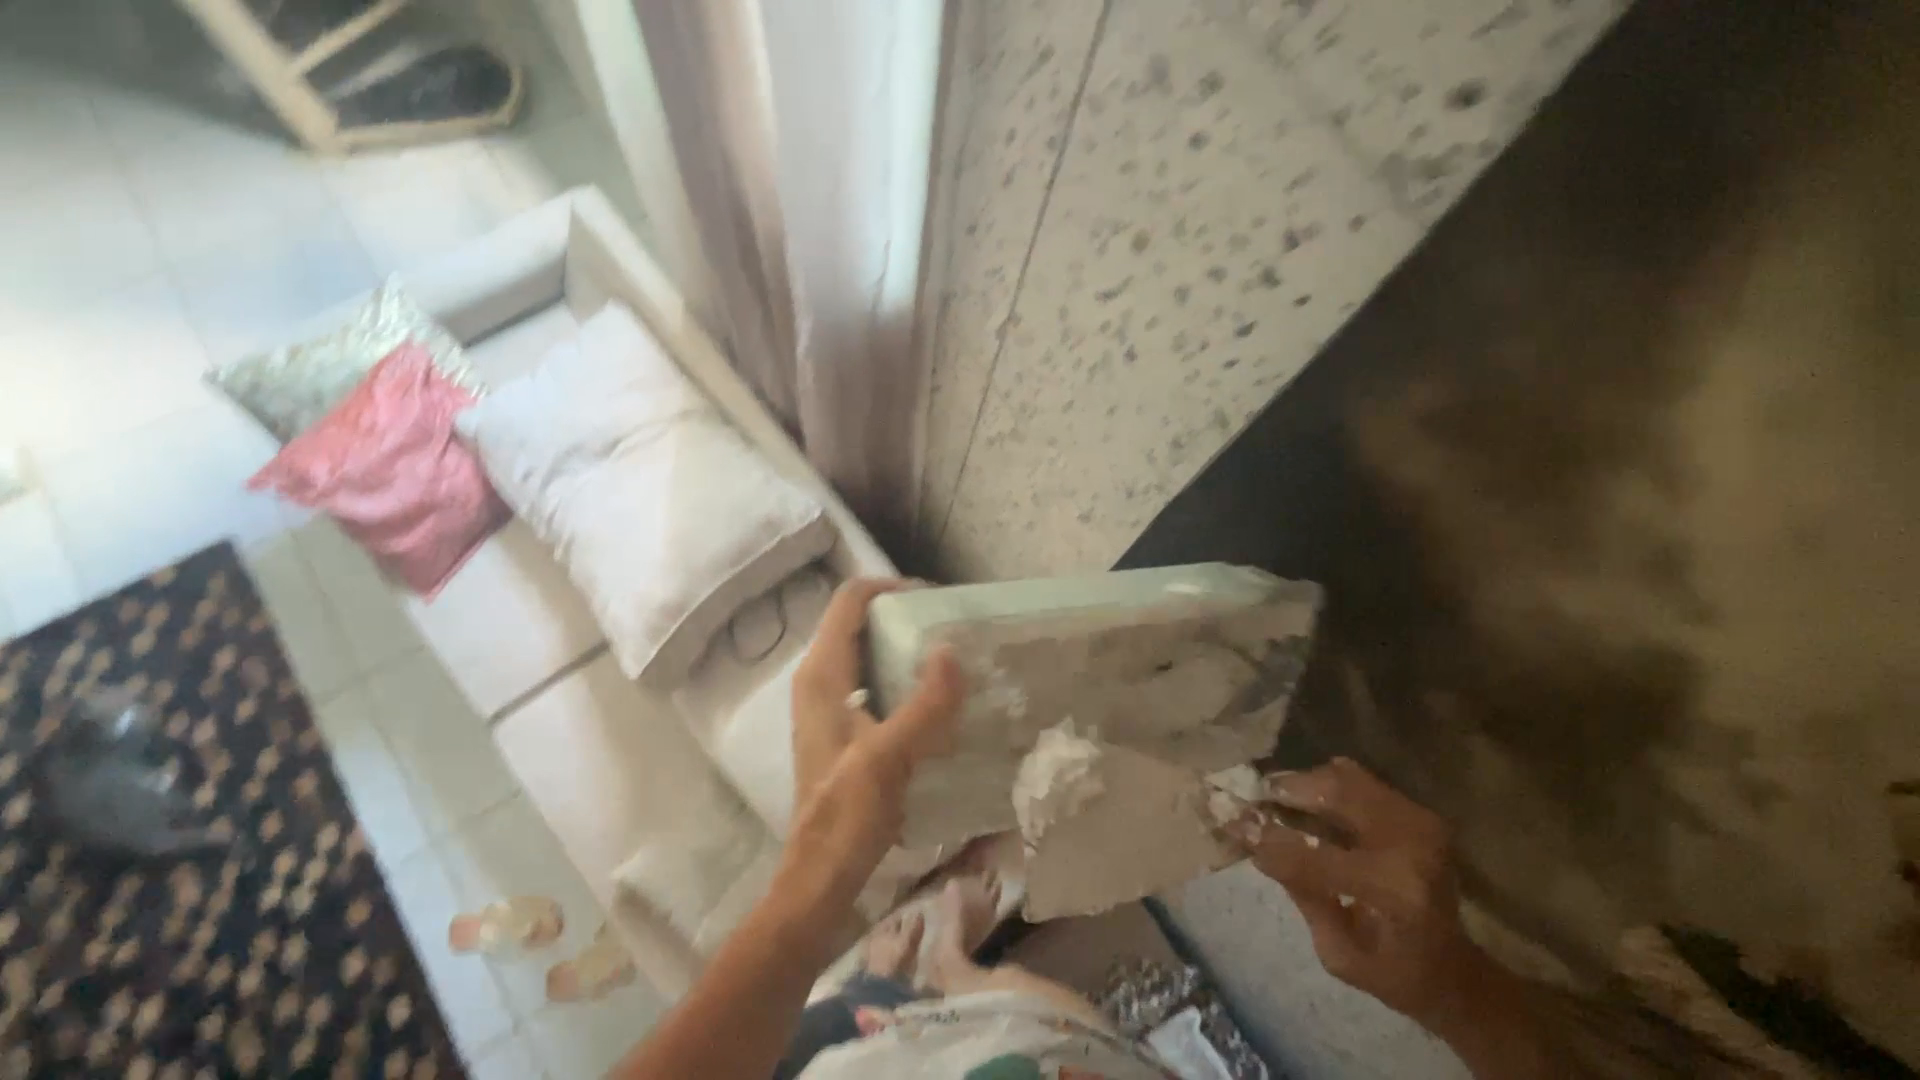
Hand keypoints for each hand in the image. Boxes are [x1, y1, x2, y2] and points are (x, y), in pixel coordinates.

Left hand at [781, 578, 964, 908]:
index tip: (935, 601)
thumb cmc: (848, 814)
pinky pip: (870, 681)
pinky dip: (899, 676)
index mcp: (822, 675)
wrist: (821, 872)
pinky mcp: (840, 727)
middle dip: (902, 616)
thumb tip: (951, 649)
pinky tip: (931, 699)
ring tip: (950, 658)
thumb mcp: (890, 757)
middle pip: (858, 622)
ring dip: (903, 647)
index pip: (850, 601)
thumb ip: (924, 704)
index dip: (890, 589)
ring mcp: (826, 704)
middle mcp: (818, 680)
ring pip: (865, 652)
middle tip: (951, 628)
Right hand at [1226, 758, 1487, 1026]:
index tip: (1232, 825)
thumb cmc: (1392, 972)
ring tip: (1273, 795)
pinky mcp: (1419, 813)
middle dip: (1286, 791)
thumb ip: (1301, 892)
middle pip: (1336, 794)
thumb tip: (1256, 843)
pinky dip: (1325, 784)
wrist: (1453, 969)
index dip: (1269, 840)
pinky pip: (1360, 781)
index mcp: (1395, 892)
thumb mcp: (1337, 951)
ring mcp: (1421, 823)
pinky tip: (1305, 800)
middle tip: (1250, 795)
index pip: (1315, 855)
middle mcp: (1412, 847)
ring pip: (1346, 778)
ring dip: (1304, 783)